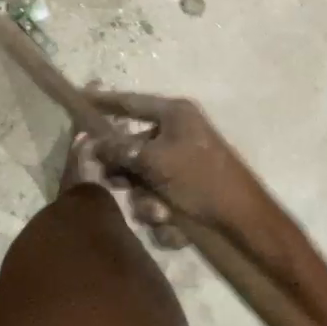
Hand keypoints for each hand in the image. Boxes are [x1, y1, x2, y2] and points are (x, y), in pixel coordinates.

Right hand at [89, 91, 265, 233]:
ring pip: (145, 179)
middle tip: (113, 183)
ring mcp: (184, 165)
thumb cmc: (201, 180)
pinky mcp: (189, 192)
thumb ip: (120, 150)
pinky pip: (162, 199)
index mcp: (174, 115)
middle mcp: (177, 134)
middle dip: (125, 171)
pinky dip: (165, 216)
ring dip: (147, 200)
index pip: (130, 102)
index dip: (103, 101)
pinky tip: (176, 227)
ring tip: (160, 214)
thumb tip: (92, 144)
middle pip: (133, 147)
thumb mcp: (155, 161)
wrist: (247, 223)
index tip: (79, 98)